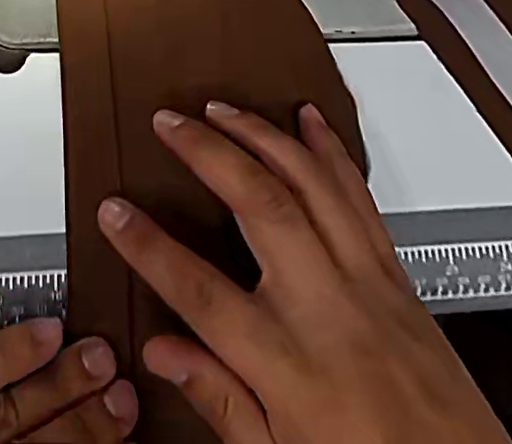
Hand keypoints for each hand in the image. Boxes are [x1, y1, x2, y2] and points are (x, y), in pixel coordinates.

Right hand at [97, 102, 508, 443]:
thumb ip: (220, 401)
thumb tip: (164, 352)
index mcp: (292, 367)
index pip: (200, 291)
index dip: (148, 245)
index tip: (115, 212)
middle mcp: (329, 311)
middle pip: (260, 206)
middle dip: (208, 152)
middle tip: (170, 123)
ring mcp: (367, 284)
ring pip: (310, 185)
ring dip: (261, 136)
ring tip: (222, 109)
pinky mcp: (396, 275)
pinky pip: (359, 197)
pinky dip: (330, 149)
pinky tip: (309, 119)